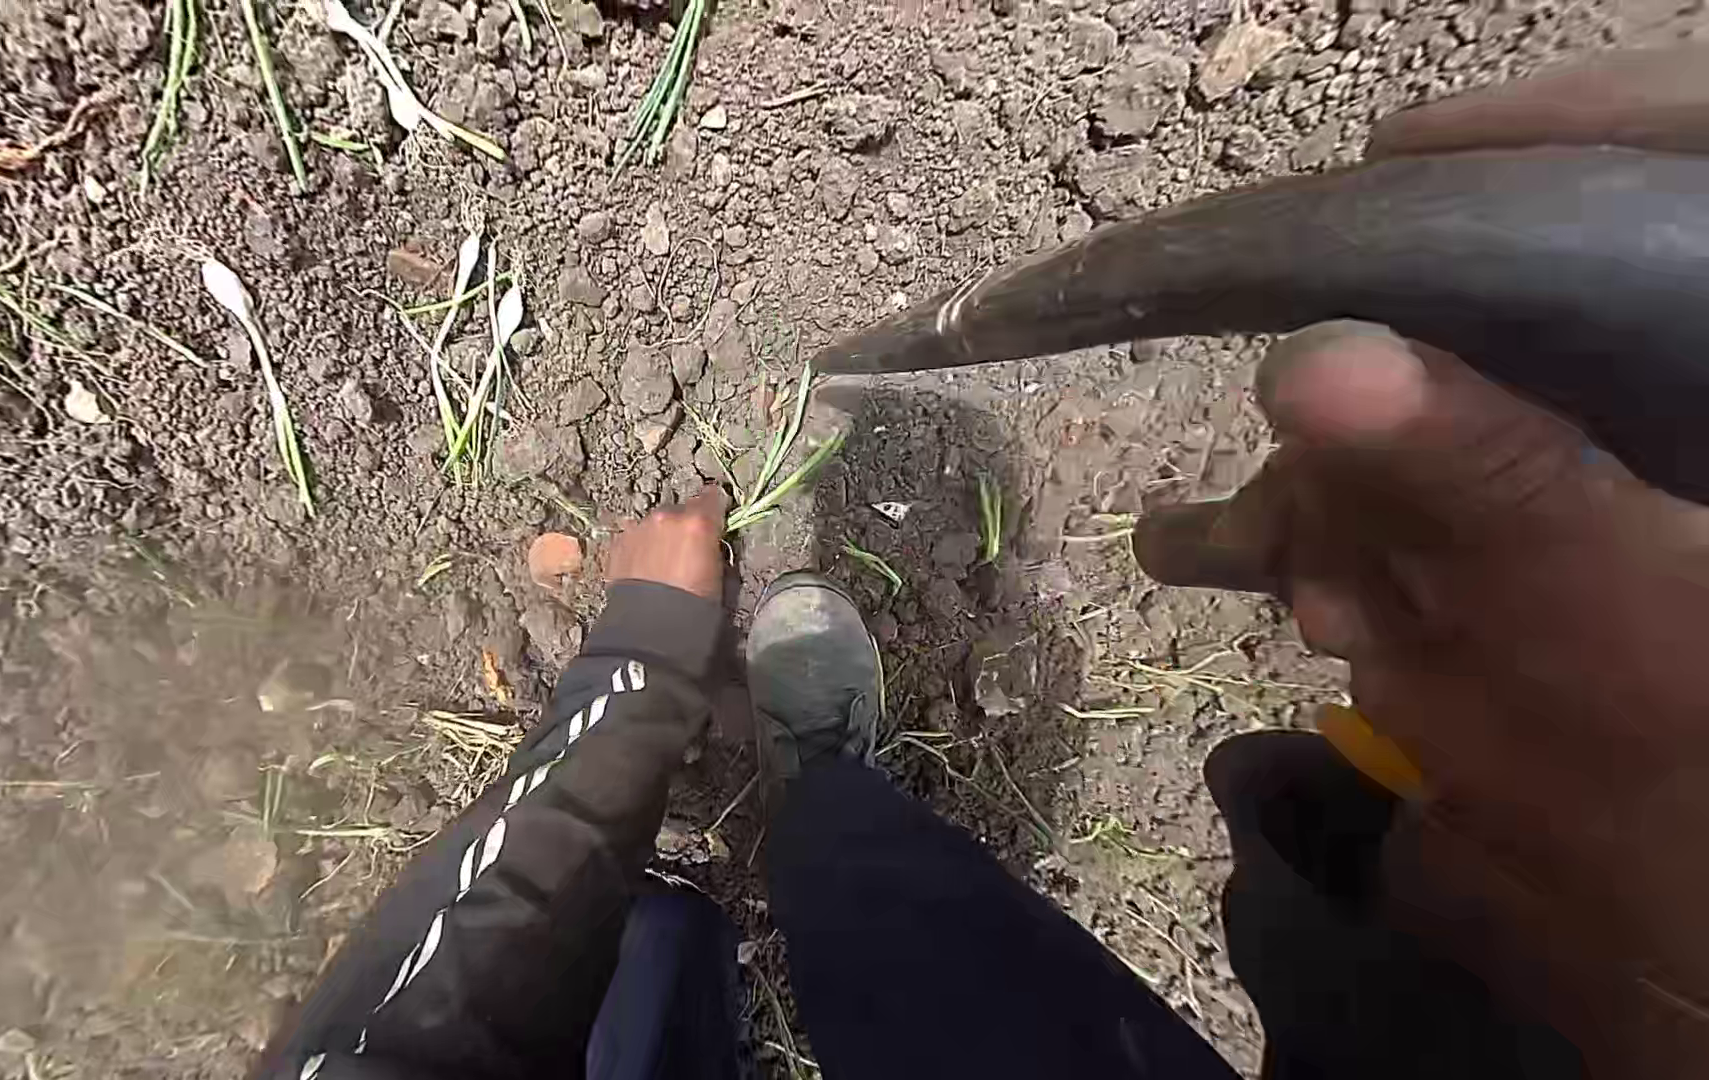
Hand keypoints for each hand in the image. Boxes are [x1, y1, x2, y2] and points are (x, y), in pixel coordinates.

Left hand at [604, 485, 726, 600]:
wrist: (651, 626)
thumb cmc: (694, 607)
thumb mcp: (718, 574)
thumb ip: (713, 547)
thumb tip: (710, 543)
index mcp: (697, 522)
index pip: (712, 498)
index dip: (715, 508)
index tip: (716, 517)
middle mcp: (667, 517)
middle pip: (680, 511)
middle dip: (684, 525)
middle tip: (687, 551)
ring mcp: (639, 528)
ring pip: (655, 523)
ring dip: (660, 535)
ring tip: (662, 563)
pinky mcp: (619, 543)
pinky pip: (634, 536)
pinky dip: (640, 546)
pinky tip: (644, 567)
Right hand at [1135, 46, 1708, 1074]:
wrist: (1658, 962)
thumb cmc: (1699, 819)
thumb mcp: (1596, 633)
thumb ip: (1470, 481)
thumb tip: (1310, 365)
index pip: (1697, 172)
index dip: (1563, 134)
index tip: (1398, 141)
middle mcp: (1659, 417)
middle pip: (1497, 330)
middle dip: (1369, 414)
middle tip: (1314, 500)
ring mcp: (1573, 490)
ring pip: (1402, 431)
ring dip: (1304, 500)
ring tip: (1249, 574)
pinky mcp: (1486, 554)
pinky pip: (1357, 505)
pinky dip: (1273, 534)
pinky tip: (1187, 559)